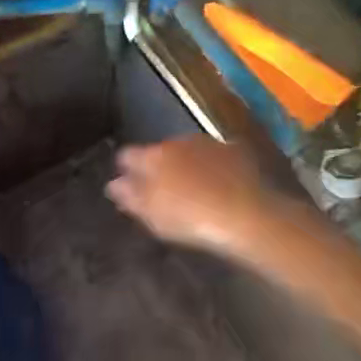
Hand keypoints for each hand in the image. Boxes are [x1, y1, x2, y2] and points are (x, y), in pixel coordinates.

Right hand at [105, 136, 289, 255]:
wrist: (247, 214)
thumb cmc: (190, 219)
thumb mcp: (152, 215)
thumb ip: (130, 196)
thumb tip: (113, 184)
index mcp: (152, 156)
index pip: (127, 155)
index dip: (125, 169)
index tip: (129, 184)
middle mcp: (177, 141)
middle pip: (159, 151)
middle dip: (158, 166)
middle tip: (164, 191)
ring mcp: (208, 143)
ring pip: (188, 150)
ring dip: (187, 164)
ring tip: (194, 189)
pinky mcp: (235, 150)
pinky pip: (216, 155)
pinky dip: (213, 166)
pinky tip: (220, 185)